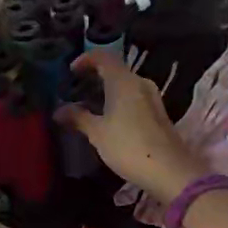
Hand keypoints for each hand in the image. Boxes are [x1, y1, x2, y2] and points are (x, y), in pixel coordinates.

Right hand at [56, 51, 207, 203]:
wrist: (168, 170)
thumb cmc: (128, 146)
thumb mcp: (97, 133)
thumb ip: (78, 118)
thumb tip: (58, 111)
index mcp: (123, 81)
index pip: (103, 57)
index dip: (85, 59)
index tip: (70, 71)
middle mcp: (140, 83)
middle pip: (115, 70)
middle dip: (94, 77)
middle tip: (75, 89)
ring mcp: (152, 98)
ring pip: (124, 85)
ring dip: (106, 91)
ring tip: (88, 106)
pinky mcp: (157, 113)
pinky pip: (132, 98)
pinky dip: (117, 101)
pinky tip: (107, 118)